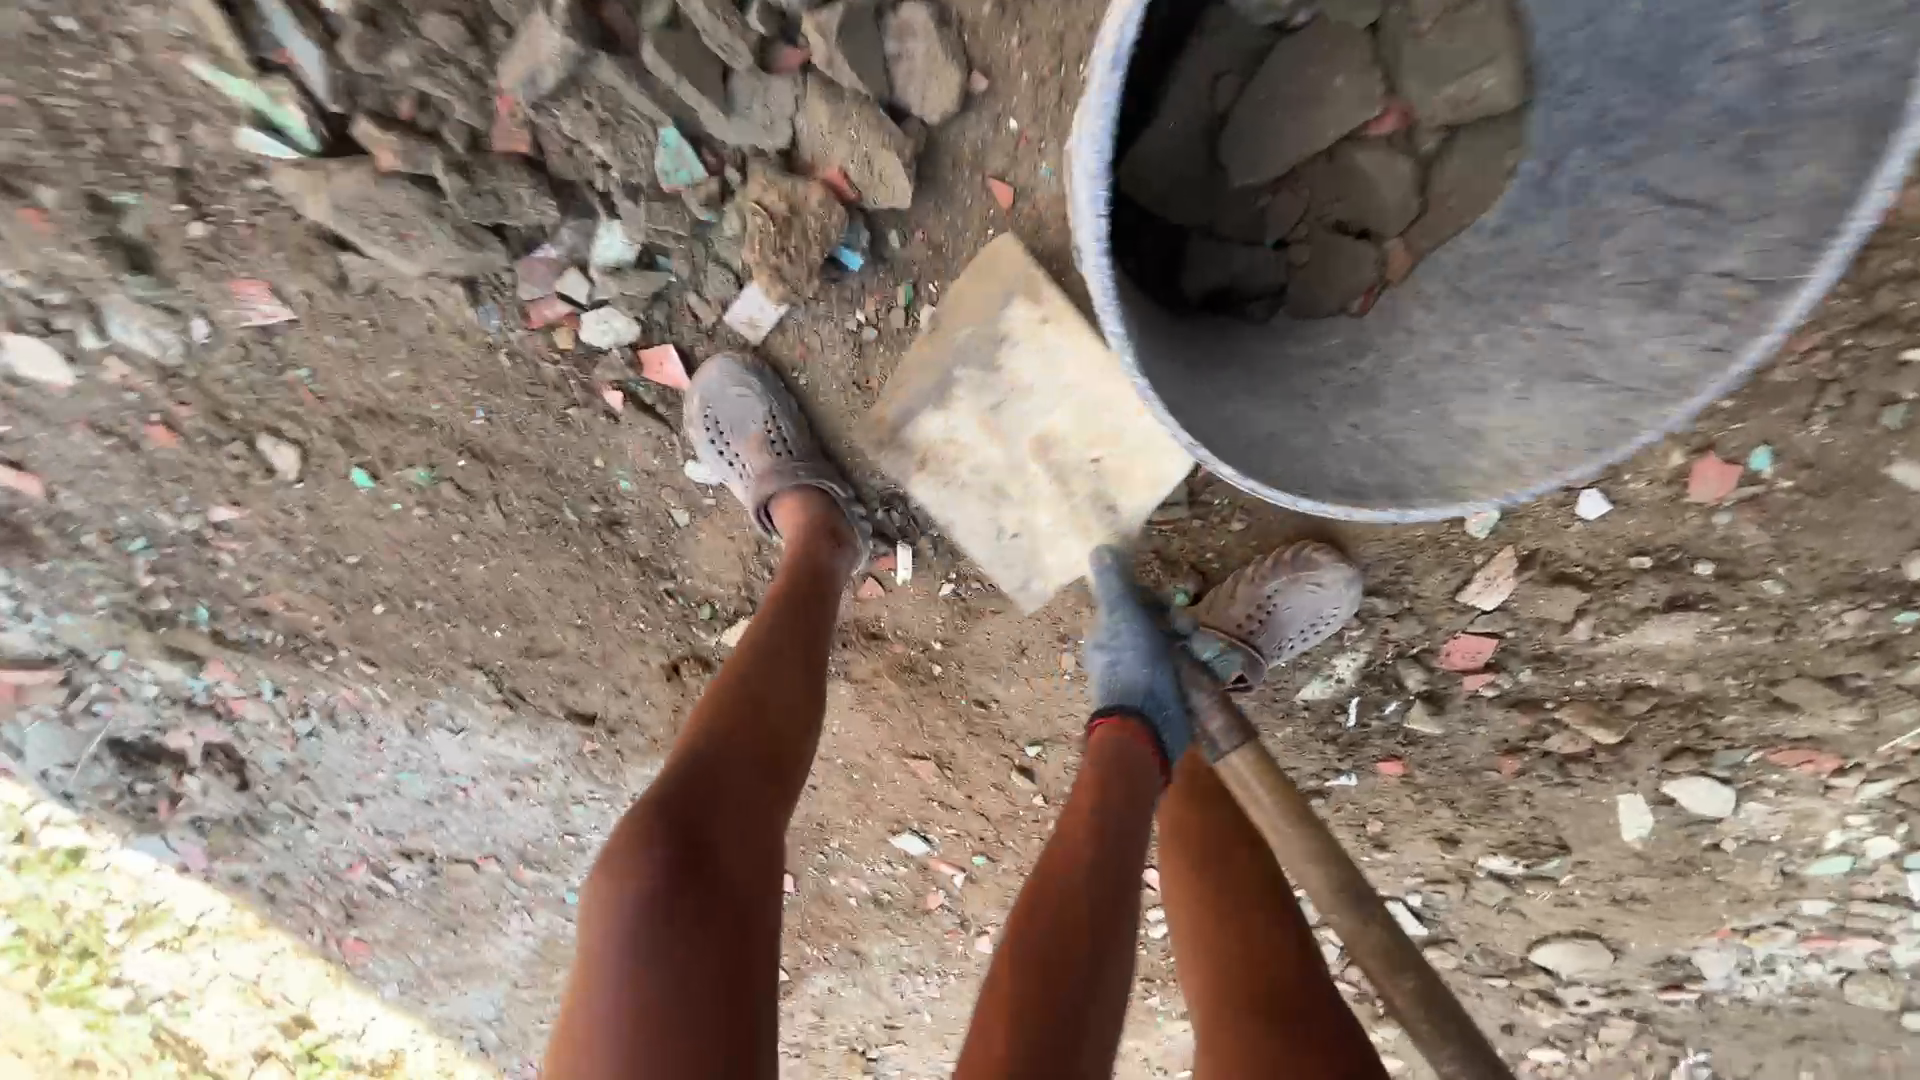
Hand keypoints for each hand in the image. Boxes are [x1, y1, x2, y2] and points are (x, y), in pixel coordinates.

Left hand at [1082, 546, 1192, 770]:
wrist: (1148, 725)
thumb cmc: (1131, 666)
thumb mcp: (1120, 616)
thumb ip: (1113, 584)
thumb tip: (1098, 547)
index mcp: (1109, 634)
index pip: (1132, 604)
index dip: (1151, 599)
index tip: (1164, 602)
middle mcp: (1126, 652)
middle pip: (1157, 623)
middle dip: (1175, 620)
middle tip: (1185, 629)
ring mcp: (1148, 674)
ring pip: (1175, 645)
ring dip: (1190, 642)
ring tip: (1196, 650)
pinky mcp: (1169, 692)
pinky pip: (1187, 669)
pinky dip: (1198, 665)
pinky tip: (1205, 666)